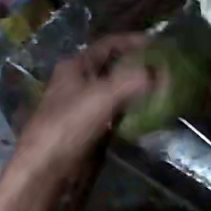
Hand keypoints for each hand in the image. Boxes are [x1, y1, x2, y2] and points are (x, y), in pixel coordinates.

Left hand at [3, 34, 156, 196]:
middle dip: (138, 67)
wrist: (43, 170)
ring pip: (114, 91)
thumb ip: (135, 80)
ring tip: (164, 91)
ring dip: (137, 90)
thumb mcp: (103, 96)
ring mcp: (81, 106)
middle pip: (113, 67)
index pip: (109, 44)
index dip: (134, 41)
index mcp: (75, 66)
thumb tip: (164, 72)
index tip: (161, 44)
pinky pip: (114, 113)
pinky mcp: (87, 129)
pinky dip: (131, 112)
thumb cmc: (69, 124)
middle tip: (166, 69)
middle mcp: (77, 82)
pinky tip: (148, 115)